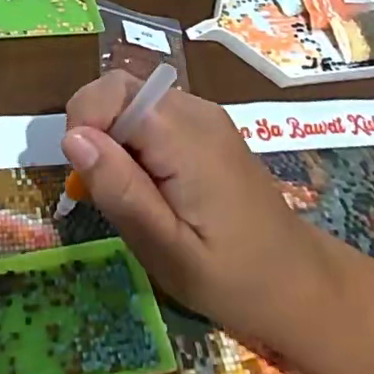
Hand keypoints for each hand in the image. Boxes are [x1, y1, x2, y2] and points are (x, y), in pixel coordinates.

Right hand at [61, 73, 336, 339]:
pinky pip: (151, 112)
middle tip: (103, 188)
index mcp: (184, 136)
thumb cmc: (232, 277)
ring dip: (112, 135)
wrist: (301, 284)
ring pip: (132, 98)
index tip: (85, 176)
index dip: (84, 123)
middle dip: (94, 129)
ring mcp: (203, 114)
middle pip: (119, 88)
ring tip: (129, 192)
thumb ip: (120, 189)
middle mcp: (193, 109)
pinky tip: (150, 183)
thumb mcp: (166, 248)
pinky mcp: (205, 125)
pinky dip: (133, 138)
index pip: (111, 92)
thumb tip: (72, 137)